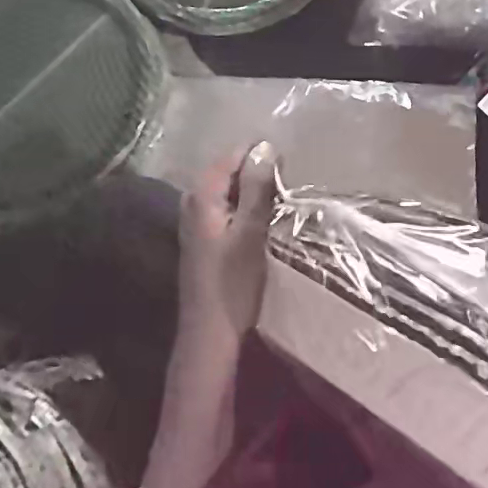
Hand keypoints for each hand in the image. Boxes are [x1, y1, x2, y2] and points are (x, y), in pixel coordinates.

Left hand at [138, 142, 279, 487]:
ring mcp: (200, 228)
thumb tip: (264, 148)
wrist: (210, 340)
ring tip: (287, 196)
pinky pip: (232, 211)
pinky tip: (271, 219)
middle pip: (227, 174)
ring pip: (230, 194)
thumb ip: (257, 190)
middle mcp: (195, 209)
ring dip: (256, 191)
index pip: (229, 158)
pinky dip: (250, 208)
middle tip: (292, 179)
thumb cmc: (232, 285)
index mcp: (202, 201)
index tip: (289, 163)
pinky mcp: (209, 245)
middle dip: (258, 171)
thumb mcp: (251, 233)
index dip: (257, 154)